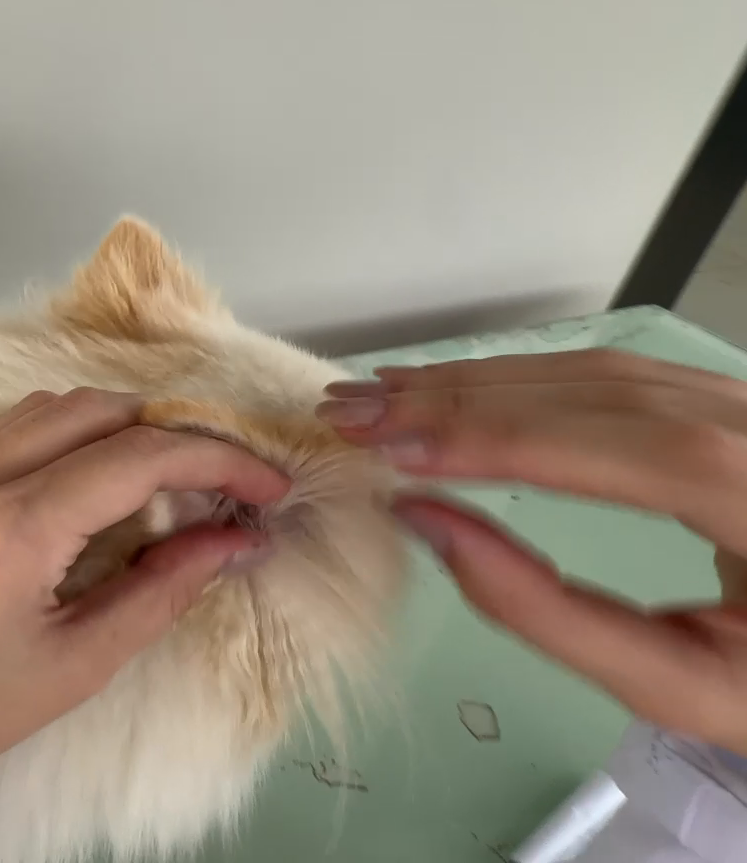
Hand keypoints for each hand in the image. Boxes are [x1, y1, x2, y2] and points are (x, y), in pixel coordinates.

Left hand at [0, 388, 288, 862]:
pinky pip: (6, 431)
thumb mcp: (76, 663)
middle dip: (170, 432)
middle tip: (220, 484)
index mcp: (12, 525)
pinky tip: (89, 485)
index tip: (268, 488)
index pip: (136, 455)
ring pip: (46, 410)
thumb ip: (161, 588)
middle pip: (93, 409)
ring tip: (163, 486)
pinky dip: (62, 438)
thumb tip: (234, 541)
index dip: (218, 461)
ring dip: (115, 428)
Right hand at [317, 349, 746, 752]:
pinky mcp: (722, 402)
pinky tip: (436, 388)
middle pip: (602, 395)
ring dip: (465, 383)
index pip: (649, 451)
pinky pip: (602, 373)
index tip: (392, 451)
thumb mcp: (675, 684)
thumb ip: (541, 609)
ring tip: (370, 398)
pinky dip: (503, 377)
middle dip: (456, 402)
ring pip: (592, 373)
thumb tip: (416, 516)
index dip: (506, 440)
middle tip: (347, 414)